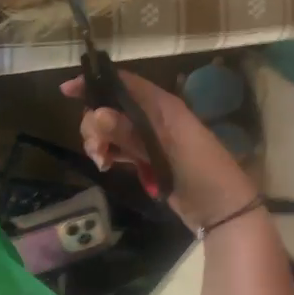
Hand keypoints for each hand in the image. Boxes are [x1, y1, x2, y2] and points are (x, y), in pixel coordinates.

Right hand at [64, 70, 261, 233]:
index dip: (94, 82)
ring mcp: (152, 138)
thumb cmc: (200, 172)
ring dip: (100, 141)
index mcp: (162, 106)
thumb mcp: (164, 151)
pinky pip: (121, 147)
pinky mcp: (150, 158)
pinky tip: (107, 166)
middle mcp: (155, 116)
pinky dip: (110, 153)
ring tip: (102, 161)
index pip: (122, 82)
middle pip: (112, 106)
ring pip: (112, 128)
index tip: (67, 91)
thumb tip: (95, 113)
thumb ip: (129, 132)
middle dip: (95, 123)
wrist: (225, 211)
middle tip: (94, 148)